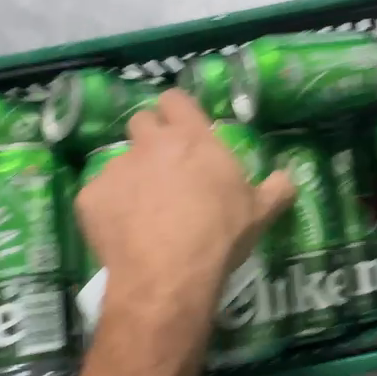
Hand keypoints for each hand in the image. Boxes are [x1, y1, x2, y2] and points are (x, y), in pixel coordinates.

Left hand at [74, 90, 294, 337]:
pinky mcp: (90, 197)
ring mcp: (116, 168)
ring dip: (132, 175)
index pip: (175, 99)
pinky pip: (99, 194)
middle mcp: (151, 144)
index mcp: (193, 138)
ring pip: (120, 160)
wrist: (168, 276)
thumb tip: (286, 179)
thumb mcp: (261, 213)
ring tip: (144, 209)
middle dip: (150, 137)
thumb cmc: (220, 235)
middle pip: (141, 121)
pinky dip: (110, 207)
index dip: (177, 111)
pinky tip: (125, 232)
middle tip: (165, 167)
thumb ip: (277, 188)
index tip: (183, 129)